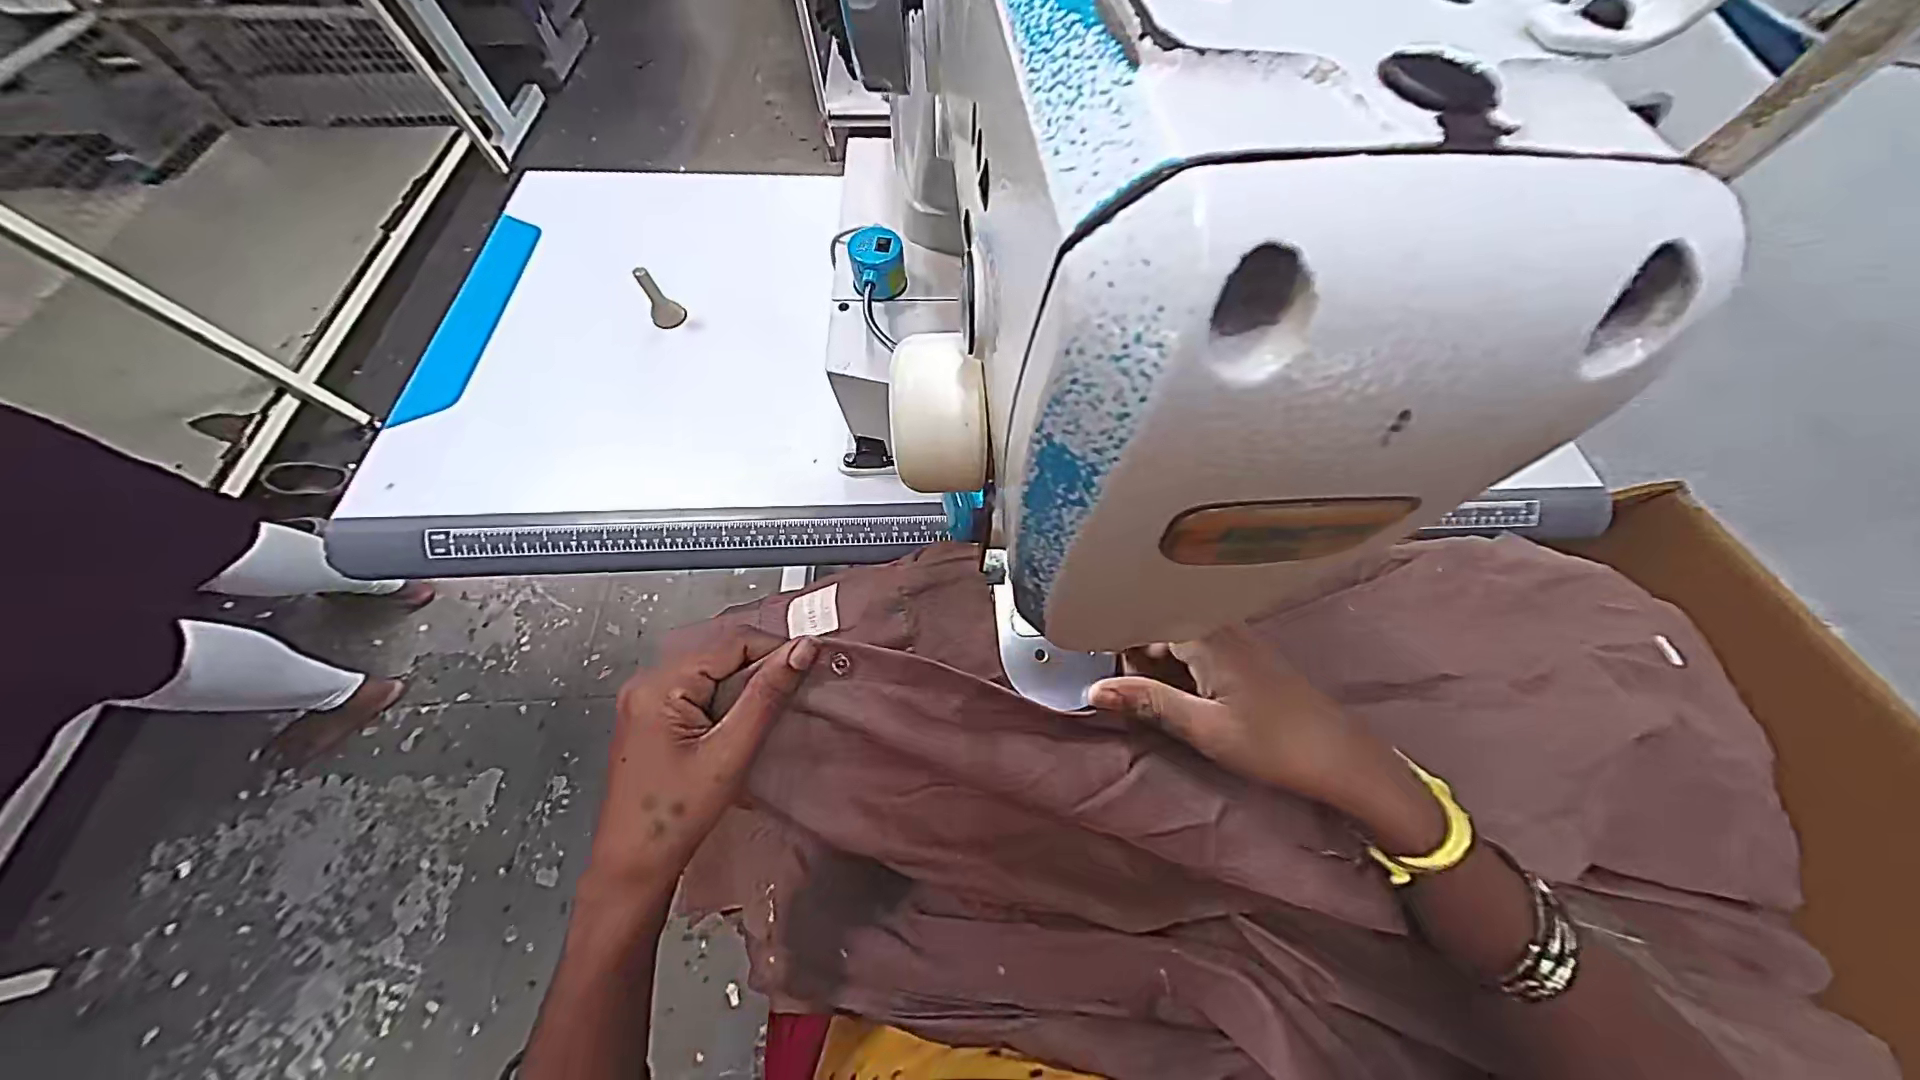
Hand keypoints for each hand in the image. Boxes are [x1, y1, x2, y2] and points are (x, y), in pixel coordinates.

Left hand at [582, 627, 818, 899]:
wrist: (632, 867)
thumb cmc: (677, 816)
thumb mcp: (730, 752)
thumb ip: (767, 695)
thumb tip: (801, 649)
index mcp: (658, 685)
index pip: (731, 643)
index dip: (775, 648)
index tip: (809, 665)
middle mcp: (646, 682)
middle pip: (720, 651)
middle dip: (762, 664)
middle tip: (796, 686)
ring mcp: (646, 698)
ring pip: (713, 668)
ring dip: (748, 680)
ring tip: (775, 703)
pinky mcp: (653, 715)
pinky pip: (700, 687)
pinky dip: (729, 695)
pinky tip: (746, 717)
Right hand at [1090, 626, 1444, 853]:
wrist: (1345, 760)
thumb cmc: (1276, 744)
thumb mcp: (1203, 728)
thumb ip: (1146, 702)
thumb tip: (1094, 689)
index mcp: (1205, 633)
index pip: (1139, 619)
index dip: (1113, 641)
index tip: (1093, 666)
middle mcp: (1218, 625)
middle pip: (1153, 627)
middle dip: (1133, 659)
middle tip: (1129, 698)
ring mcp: (1233, 638)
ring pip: (1172, 640)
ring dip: (1155, 668)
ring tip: (1157, 703)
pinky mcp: (1243, 655)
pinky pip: (1193, 650)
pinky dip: (1177, 672)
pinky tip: (1183, 700)